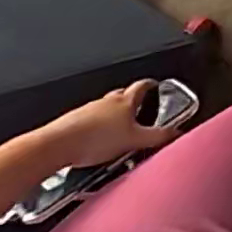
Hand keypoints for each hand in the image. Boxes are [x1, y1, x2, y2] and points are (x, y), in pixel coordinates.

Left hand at [33, 80, 177, 166]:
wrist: (55, 146)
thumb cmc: (93, 139)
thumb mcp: (134, 140)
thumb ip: (158, 137)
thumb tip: (176, 134)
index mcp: (125, 101)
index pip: (142, 86)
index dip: (151, 85)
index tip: (155, 86)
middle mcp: (106, 102)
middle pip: (123, 96)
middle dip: (132, 102)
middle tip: (139, 113)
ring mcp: (88, 111)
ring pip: (105, 109)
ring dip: (112, 117)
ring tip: (118, 135)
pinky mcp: (72, 123)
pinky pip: (89, 121)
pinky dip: (96, 129)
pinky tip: (97, 144)